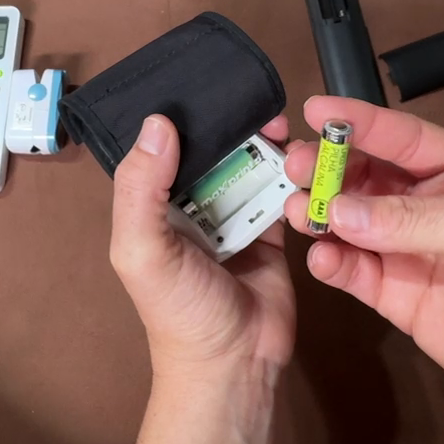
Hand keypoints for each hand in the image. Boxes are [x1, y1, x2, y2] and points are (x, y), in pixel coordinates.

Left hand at [110, 114, 295, 381]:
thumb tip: (159, 123)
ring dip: (265, 144)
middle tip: (255, 99)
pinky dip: (291, 175)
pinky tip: (303, 156)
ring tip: (283, 125)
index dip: (182, 115)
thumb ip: (141, 189)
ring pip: (249, 165)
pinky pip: (280, 192)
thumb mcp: (142, 249)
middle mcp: (193, 203)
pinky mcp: (271, 229)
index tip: (205, 81)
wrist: (234, 363)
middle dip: (232, 125)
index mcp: (156, 203)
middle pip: (213, 150)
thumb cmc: (179, 308)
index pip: (164, 147)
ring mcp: (234, 214)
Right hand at [284, 97, 443, 423]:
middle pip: (368, 177)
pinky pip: (356, 272)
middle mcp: (431, 204)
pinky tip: (322, 258)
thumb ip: (415, 218)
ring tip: (296, 212)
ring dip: (321, 213)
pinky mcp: (399, 297)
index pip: (404, 136)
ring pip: (352, 222)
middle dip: (330, 168)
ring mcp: (412, 251)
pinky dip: (333, 263)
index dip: (360, 121)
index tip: (315, 111)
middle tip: (295, 165)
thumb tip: (340, 210)